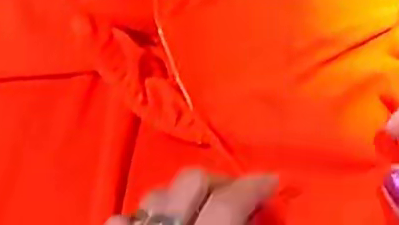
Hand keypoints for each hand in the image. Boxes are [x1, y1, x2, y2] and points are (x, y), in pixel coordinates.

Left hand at [104, 170, 277, 224]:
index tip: (273, 178)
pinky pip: (125, 216)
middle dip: (218, 179)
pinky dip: (143, 215)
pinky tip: (153, 221)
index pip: (229, 205)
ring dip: (180, 193)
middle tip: (239, 189)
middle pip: (192, 182)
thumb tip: (249, 214)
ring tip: (197, 203)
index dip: (253, 187)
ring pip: (158, 192)